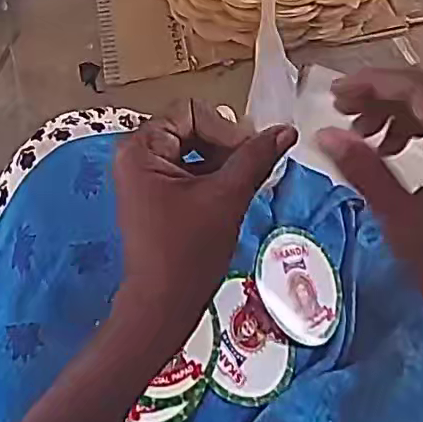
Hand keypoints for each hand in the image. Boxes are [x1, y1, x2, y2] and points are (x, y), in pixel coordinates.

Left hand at [113, 102, 296, 326]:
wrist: (163, 309)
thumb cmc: (188, 253)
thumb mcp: (227, 198)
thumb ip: (256, 158)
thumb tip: (286, 130)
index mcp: (141, 147)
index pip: (190, 111)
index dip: (223, 129)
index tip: (248, 155)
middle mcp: (136, 154)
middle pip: (192, 126)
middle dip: (225, 145)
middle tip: (250, 170)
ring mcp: (144, 174)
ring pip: (194, 146)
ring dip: (223, 160)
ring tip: (244, 184)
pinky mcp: (155, 192)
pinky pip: (190, 167)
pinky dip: (214, 174)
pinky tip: (233, 192)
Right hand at [315, 68, 422, 368]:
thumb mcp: (406, 228)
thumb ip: (367, 173)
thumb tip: (325, 134)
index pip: (421, 90)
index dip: (374, 83)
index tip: (335, 93)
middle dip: (381, 92)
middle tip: (341, 108)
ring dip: (396, 109)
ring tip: (359, 132)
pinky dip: (415, 126)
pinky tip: (389, 147)